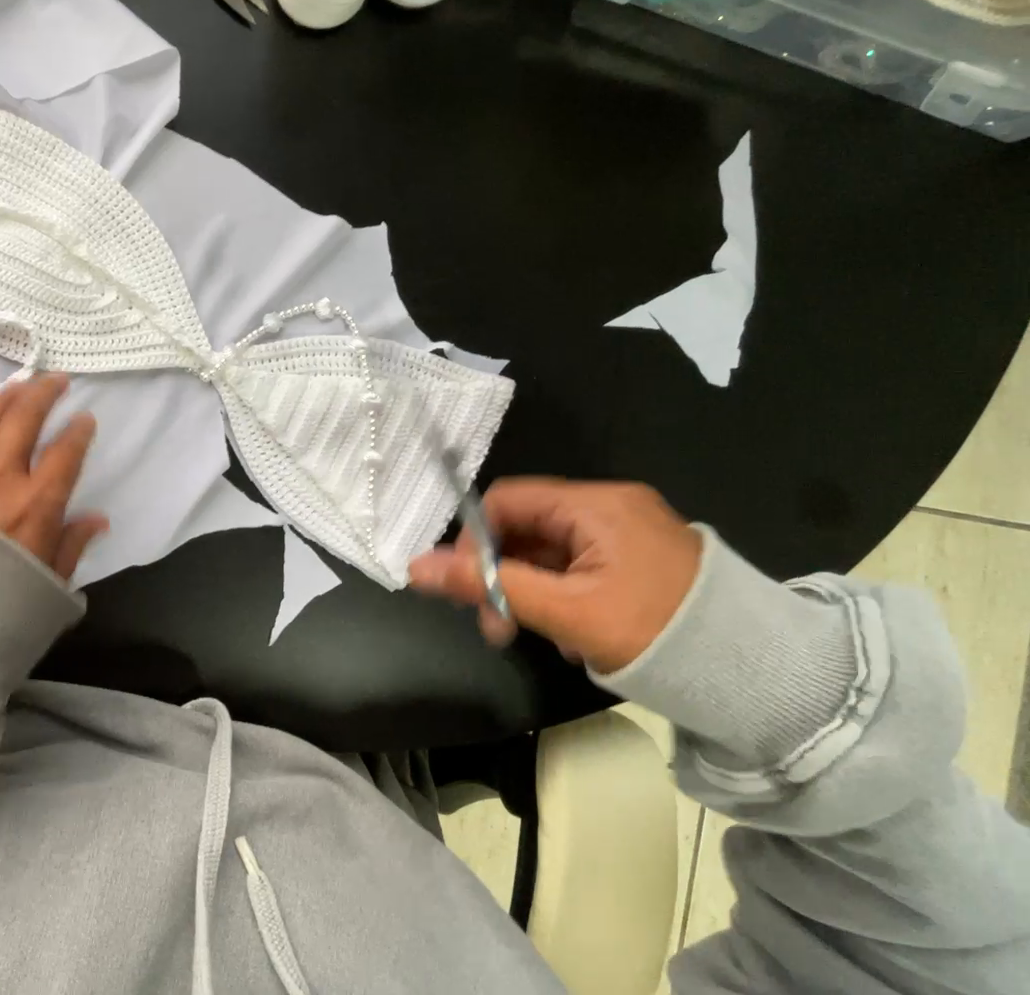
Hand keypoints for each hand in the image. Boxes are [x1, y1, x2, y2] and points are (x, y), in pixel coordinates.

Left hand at [0, 374, 107, 580]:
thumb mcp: (49, 583)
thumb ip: (72, 545)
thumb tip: (97, 519)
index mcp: (36, 504)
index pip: (66, 451)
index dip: (79, 431)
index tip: (85, 420)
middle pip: (24, 418)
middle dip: (45, 392)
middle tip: (57, 381)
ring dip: (4, 398)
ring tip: (18, 388)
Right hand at [407, 478, 703, 672]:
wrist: (762, 675)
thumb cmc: (655, 632)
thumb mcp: (562, 610)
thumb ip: (486, 584)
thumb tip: (413, 567)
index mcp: (596, 506)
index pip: (506, 500)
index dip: (473, 539)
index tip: (468, 587)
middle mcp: (612, 508)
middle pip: (525, 528)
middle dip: (500, 574)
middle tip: (497, 626)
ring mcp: (629, 535)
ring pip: (548, 553)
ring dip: (528, 592)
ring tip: (536, 637)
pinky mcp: (640, 562)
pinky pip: (577, 568)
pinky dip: (559, 597)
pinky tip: (569, 634)